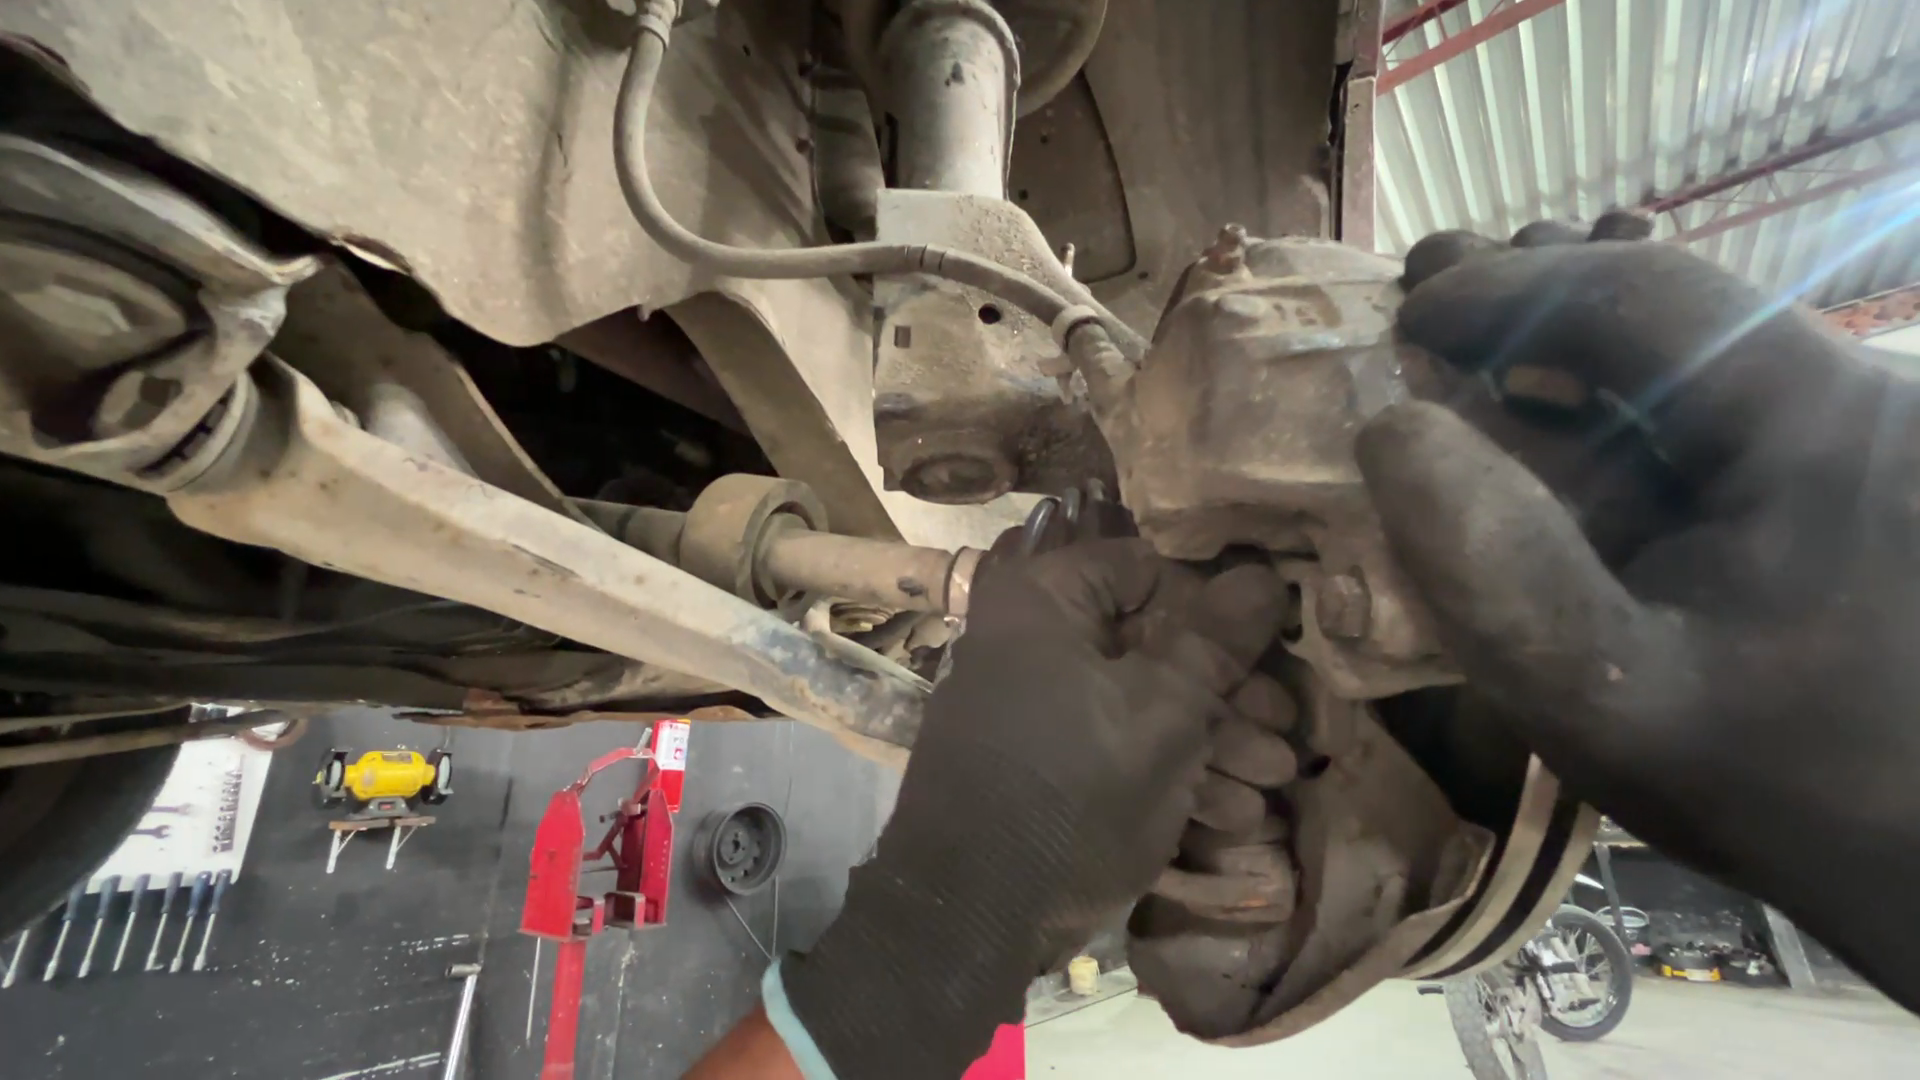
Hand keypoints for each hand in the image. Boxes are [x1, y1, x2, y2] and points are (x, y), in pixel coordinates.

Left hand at [782, 539, 1285, 1078]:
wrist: (972, 910)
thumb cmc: (1074, 786)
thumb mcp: (1162, 711)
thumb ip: (1215, 642)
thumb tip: (1263, 575)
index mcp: (1042, 600)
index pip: (1140, 568)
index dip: (1206, 602)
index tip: (1260, 643)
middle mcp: (1029, 638)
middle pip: (1144, 642)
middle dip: (1223, 689)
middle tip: (1284, 723)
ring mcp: (1029, 702)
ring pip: (1133, 700)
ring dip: (1208, 738)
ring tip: (1273, 775)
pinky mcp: (1036, 760)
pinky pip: (1106, 744)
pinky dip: (1162, 770)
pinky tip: (1230, 813)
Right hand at [1359, 224, 1919, 1008]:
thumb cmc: (1768, 782)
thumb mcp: (1598, 692)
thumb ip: (1489, 563)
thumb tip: (1388, 428)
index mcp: (1809, 432)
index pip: (1638, 304)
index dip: (1501, 291)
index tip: (1401, 314)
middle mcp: (1832, 407)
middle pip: (1659, 307)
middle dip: (1523, 288)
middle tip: (1419, 285)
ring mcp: (1819, 444)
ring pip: (1666, 353)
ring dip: (1550, 331)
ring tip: (1458, 320)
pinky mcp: (1796, 488)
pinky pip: (1673, 413)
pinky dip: (1581, 392)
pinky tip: (1528, 393)